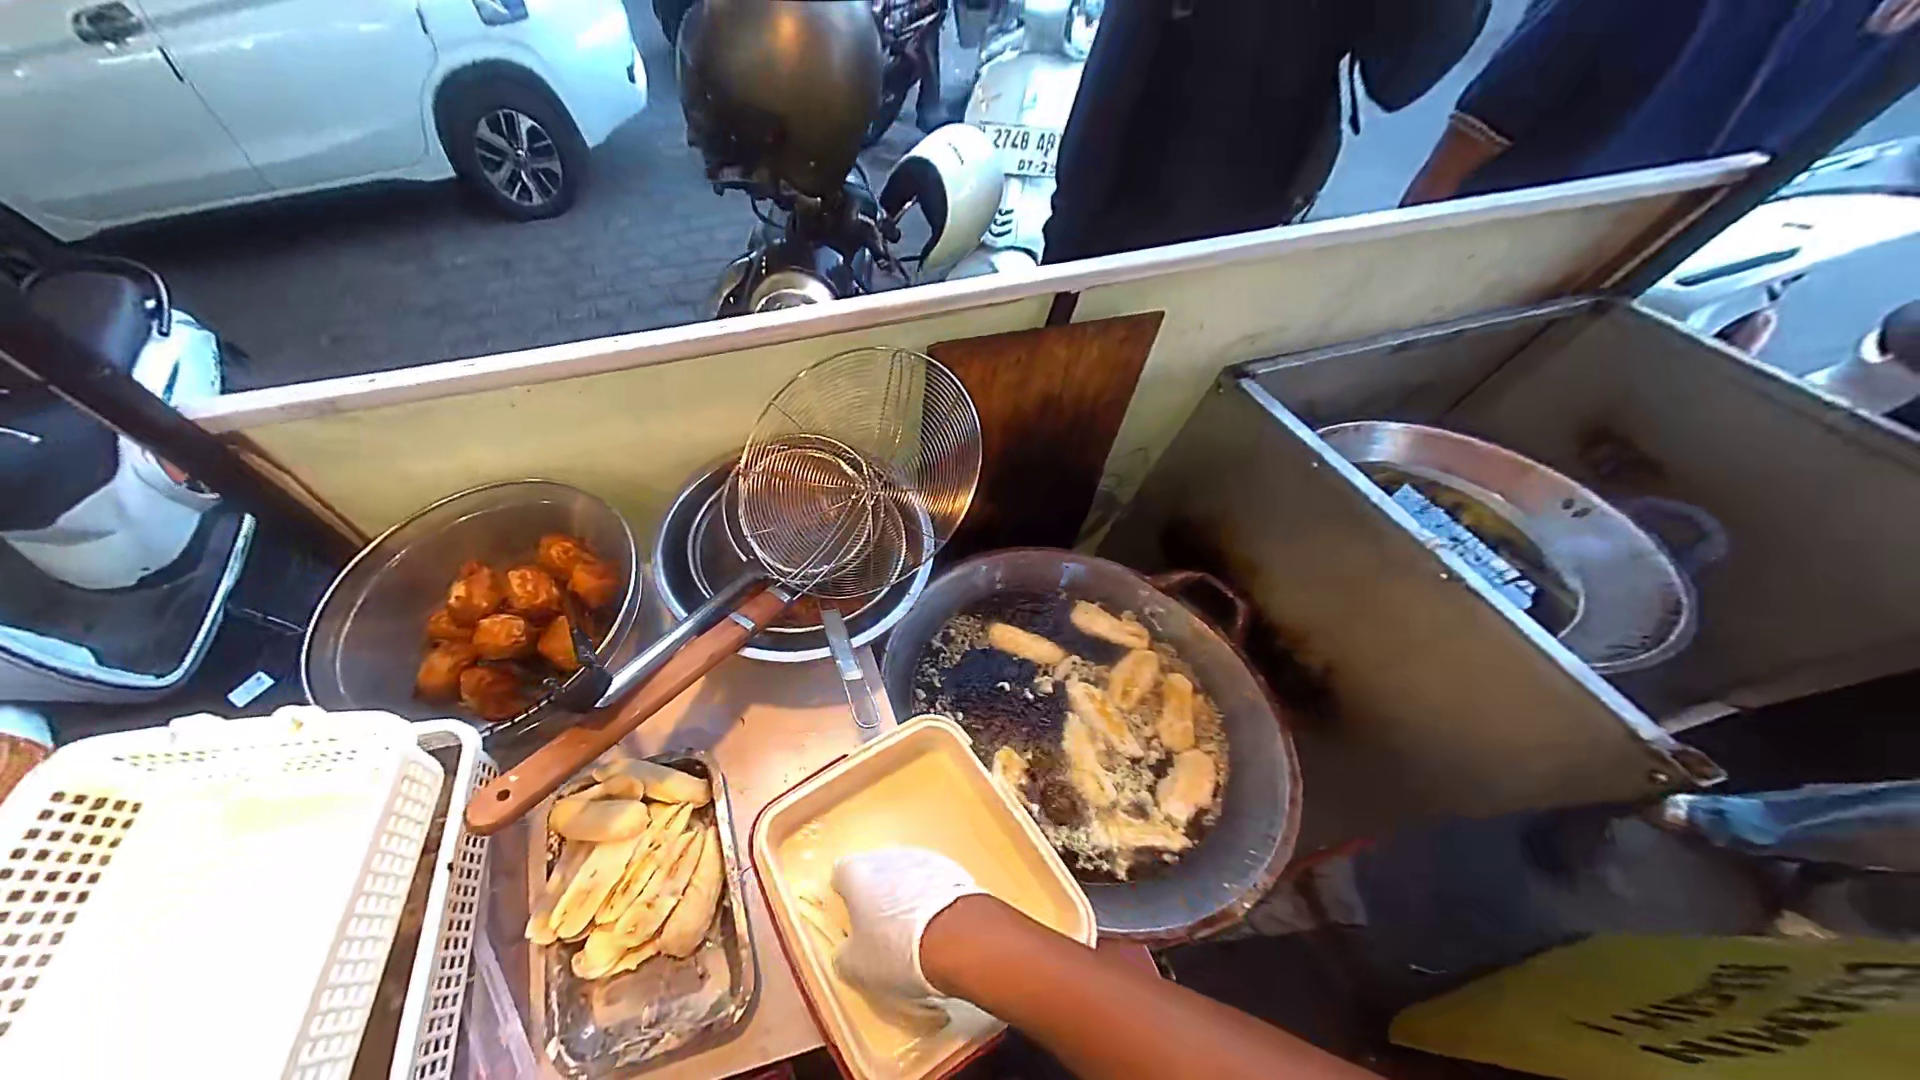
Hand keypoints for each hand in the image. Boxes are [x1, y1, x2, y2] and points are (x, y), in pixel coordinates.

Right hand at [831, 847, 985, 1000]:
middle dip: (878, 894)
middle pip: (877, 871)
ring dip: (908, 895)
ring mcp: (923, 858)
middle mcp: (888, 856)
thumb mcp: (856, 968)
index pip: (842, 873)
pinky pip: (935, 882)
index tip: (852, 918)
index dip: (845, 895)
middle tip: (883, 929)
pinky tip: (940, 926)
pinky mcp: (953, 867)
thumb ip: (844, 953)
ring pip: (908, 874)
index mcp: (857, 873)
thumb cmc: (896, 951)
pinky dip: (934, 898)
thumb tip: (848, 950)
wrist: (956, 938)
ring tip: (916, 931)